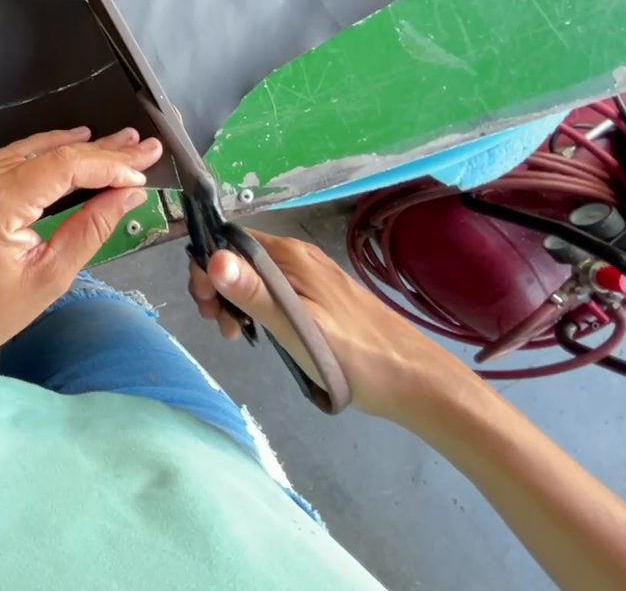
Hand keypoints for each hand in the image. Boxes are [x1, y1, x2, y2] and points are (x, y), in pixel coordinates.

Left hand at [0, 126, 161, 373]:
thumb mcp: (50, 276)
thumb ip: (91, 228)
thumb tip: (130, 193)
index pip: (63, 166)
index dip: (107, 164)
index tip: (143, 170)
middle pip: (49, 153)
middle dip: (101, 151)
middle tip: (145, 145)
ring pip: (31, 151)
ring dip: (76, 148)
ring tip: (121, 142)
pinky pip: (12, 159)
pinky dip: (45, 154)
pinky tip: (73, 143)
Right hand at [188, 230, 480, 425]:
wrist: (419, 384)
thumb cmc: (355, 357)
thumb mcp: (296, 328)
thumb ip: (253, 292)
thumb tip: (212, 257)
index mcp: (289, 255)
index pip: (226, 241)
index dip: (206, 268)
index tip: (206, 307)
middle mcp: (297, 254)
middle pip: (237, 258)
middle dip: (217, 288)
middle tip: (223, 328)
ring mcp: (310, 273)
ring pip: (253, 275)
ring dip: (235, 301)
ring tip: (241, 336)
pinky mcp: (319, 293)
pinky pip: (273, 289)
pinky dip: (258, 307)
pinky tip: (264, 333)